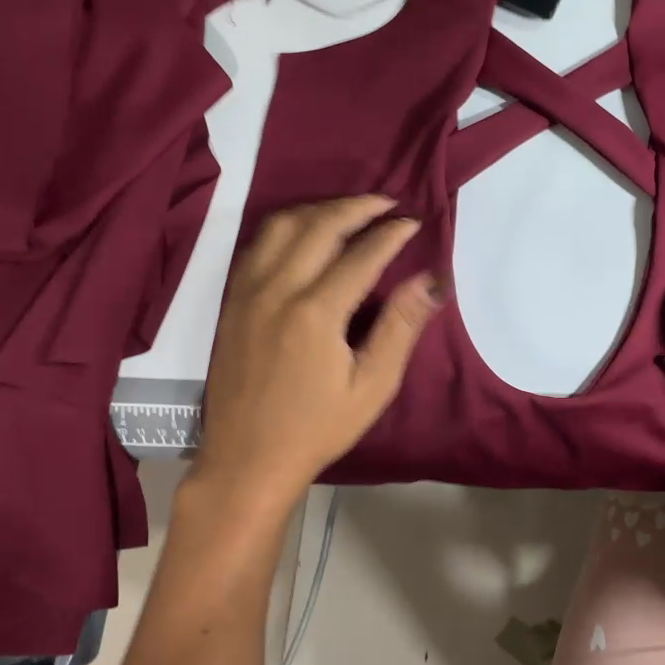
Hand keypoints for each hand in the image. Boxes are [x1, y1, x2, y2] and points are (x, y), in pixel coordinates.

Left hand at [196, 196, 441, 504]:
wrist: (247, 462)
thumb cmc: (319, 428)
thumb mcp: (373, 385)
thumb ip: (401, 326)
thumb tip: (432, 279)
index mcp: (315, 313)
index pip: (362, 253)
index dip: (392, 233)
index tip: (415, 222)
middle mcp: (277, 291)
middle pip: (319, 225)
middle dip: (358, 206)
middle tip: (389, 203)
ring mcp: (248, 293)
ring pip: (281, 225)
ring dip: (320, 209)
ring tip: (351, 211)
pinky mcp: (232, 302)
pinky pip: (258, 244)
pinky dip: (288, 226)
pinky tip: (307, 233)